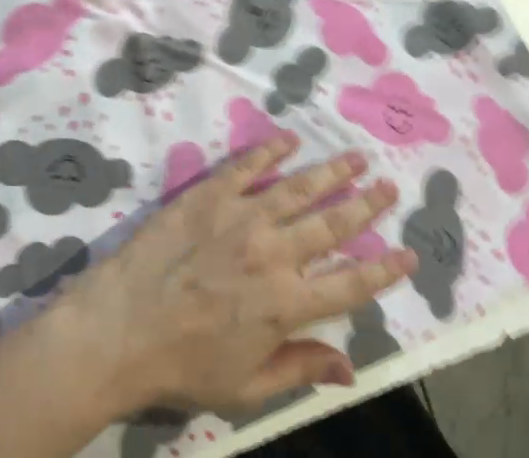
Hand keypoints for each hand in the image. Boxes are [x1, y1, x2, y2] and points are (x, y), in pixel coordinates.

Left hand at [56, 132, 415, 418]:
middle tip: (388, 186)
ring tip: (355, 157)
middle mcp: (275, 253)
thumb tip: (349, 368)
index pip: (352, 284)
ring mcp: (242, 218)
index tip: (409, 253)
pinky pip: (246, 167)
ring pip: (299, 188)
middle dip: (367, 204)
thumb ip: (300, 369)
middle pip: (333, 225)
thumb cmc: (181, 367)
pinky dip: (270, 151)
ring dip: (331, 171)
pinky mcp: (208, 196)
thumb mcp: (246, 388)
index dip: (385, 269)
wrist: (118, 329)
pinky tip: (288, 140)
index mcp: (288, 304)